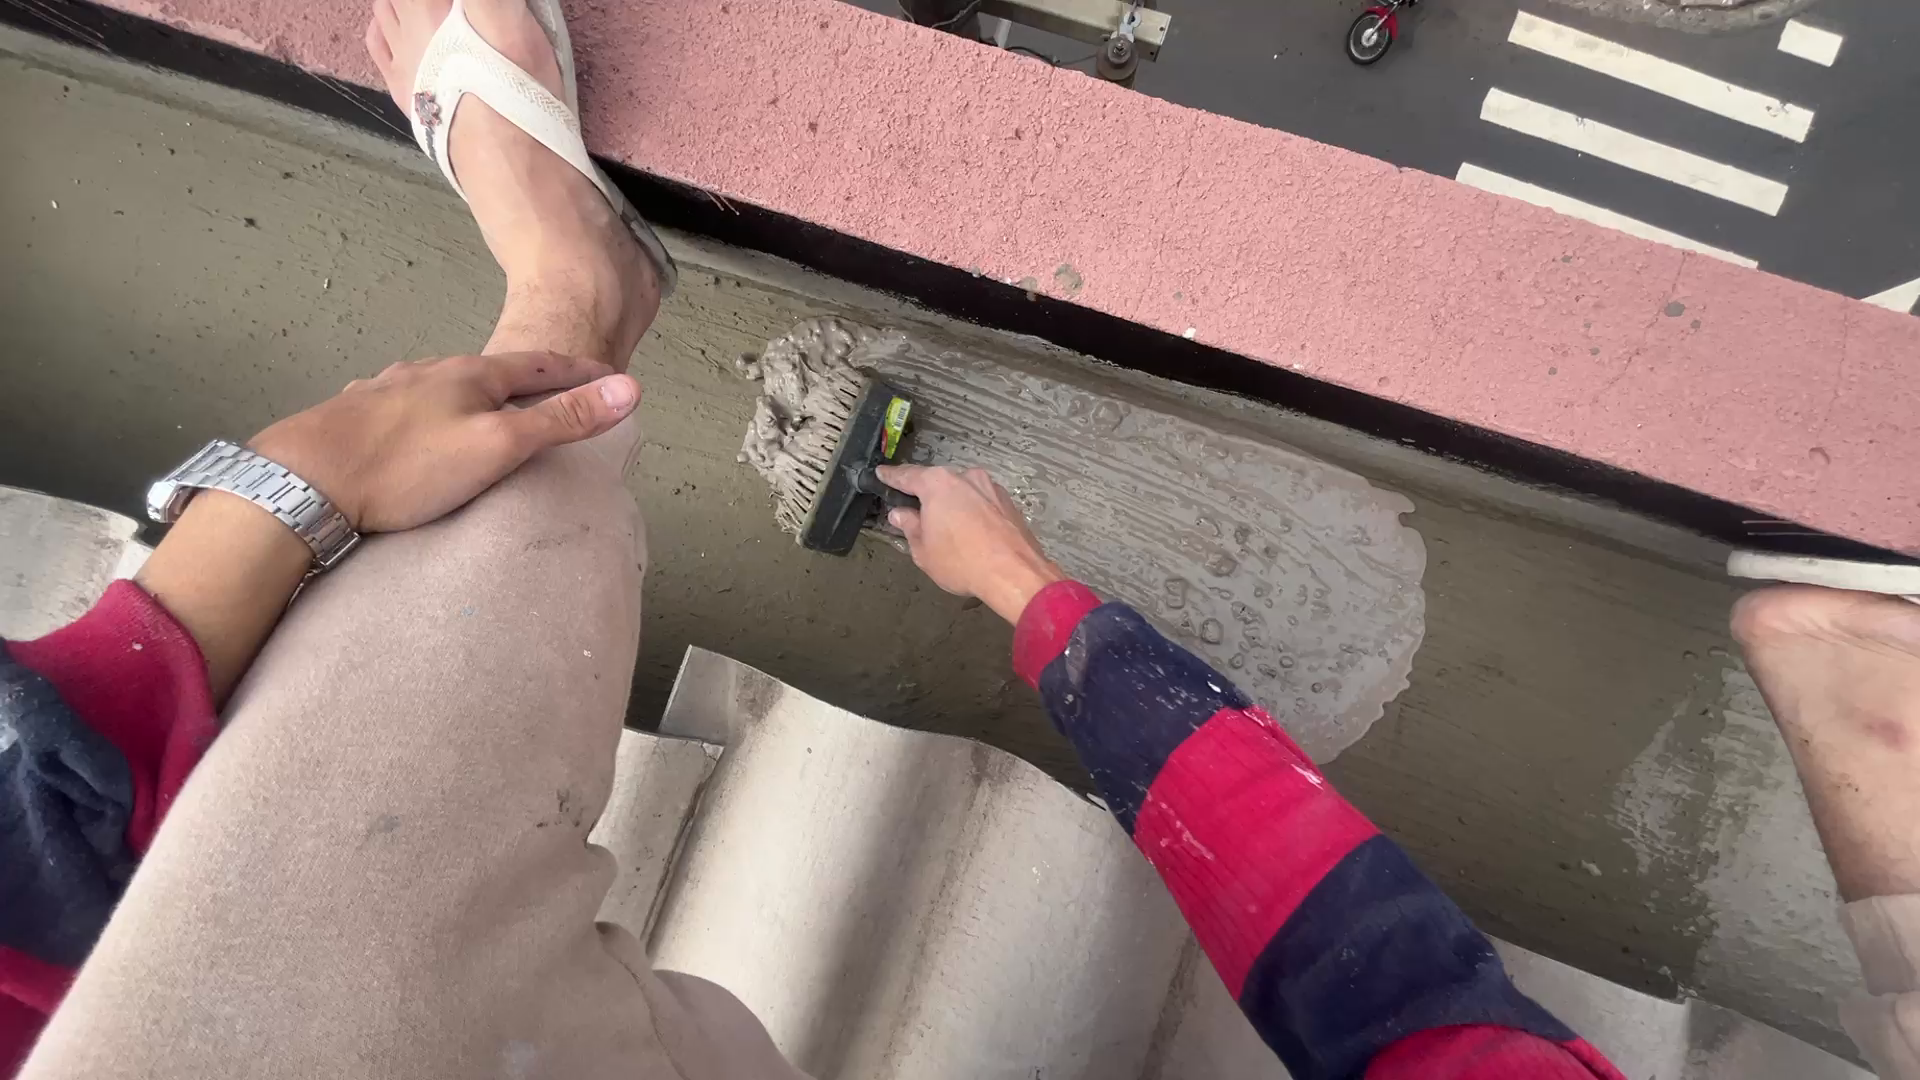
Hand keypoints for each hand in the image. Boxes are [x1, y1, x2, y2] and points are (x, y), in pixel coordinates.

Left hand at [138, 350, 638, 703]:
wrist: (297, 485)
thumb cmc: (410, 466)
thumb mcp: (502, 445)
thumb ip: (566, 419)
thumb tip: (631, 389)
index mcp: (470, 375)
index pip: (542, 364)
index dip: (583, 371)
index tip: (615, 378)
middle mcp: (429, 372)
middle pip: (497, 370)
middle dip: (536, 379)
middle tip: (565, 393)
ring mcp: (387, 390)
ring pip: (451, 384)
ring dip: (486, 393)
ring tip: (501, 410)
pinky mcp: (355, 415)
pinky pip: (415, 402)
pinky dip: (443, 407)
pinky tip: (429, 422)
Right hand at [876, 464, 1064, 624]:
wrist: (1014, 573)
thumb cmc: (964, 562)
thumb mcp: (923, 550)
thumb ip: (910, 527)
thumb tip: (902, 515)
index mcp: (938, 484)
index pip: (907, 476)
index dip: (892, 477)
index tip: (882, 474)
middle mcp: (966, 478)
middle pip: (938, 483)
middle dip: (926, 497)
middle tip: (914, 514)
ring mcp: (990, 488)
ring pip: (962, 493)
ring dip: (952, 507)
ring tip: (946, 532)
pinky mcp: (1008, 503)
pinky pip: (981, 503)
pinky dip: (972, 514)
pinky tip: (970, 535)